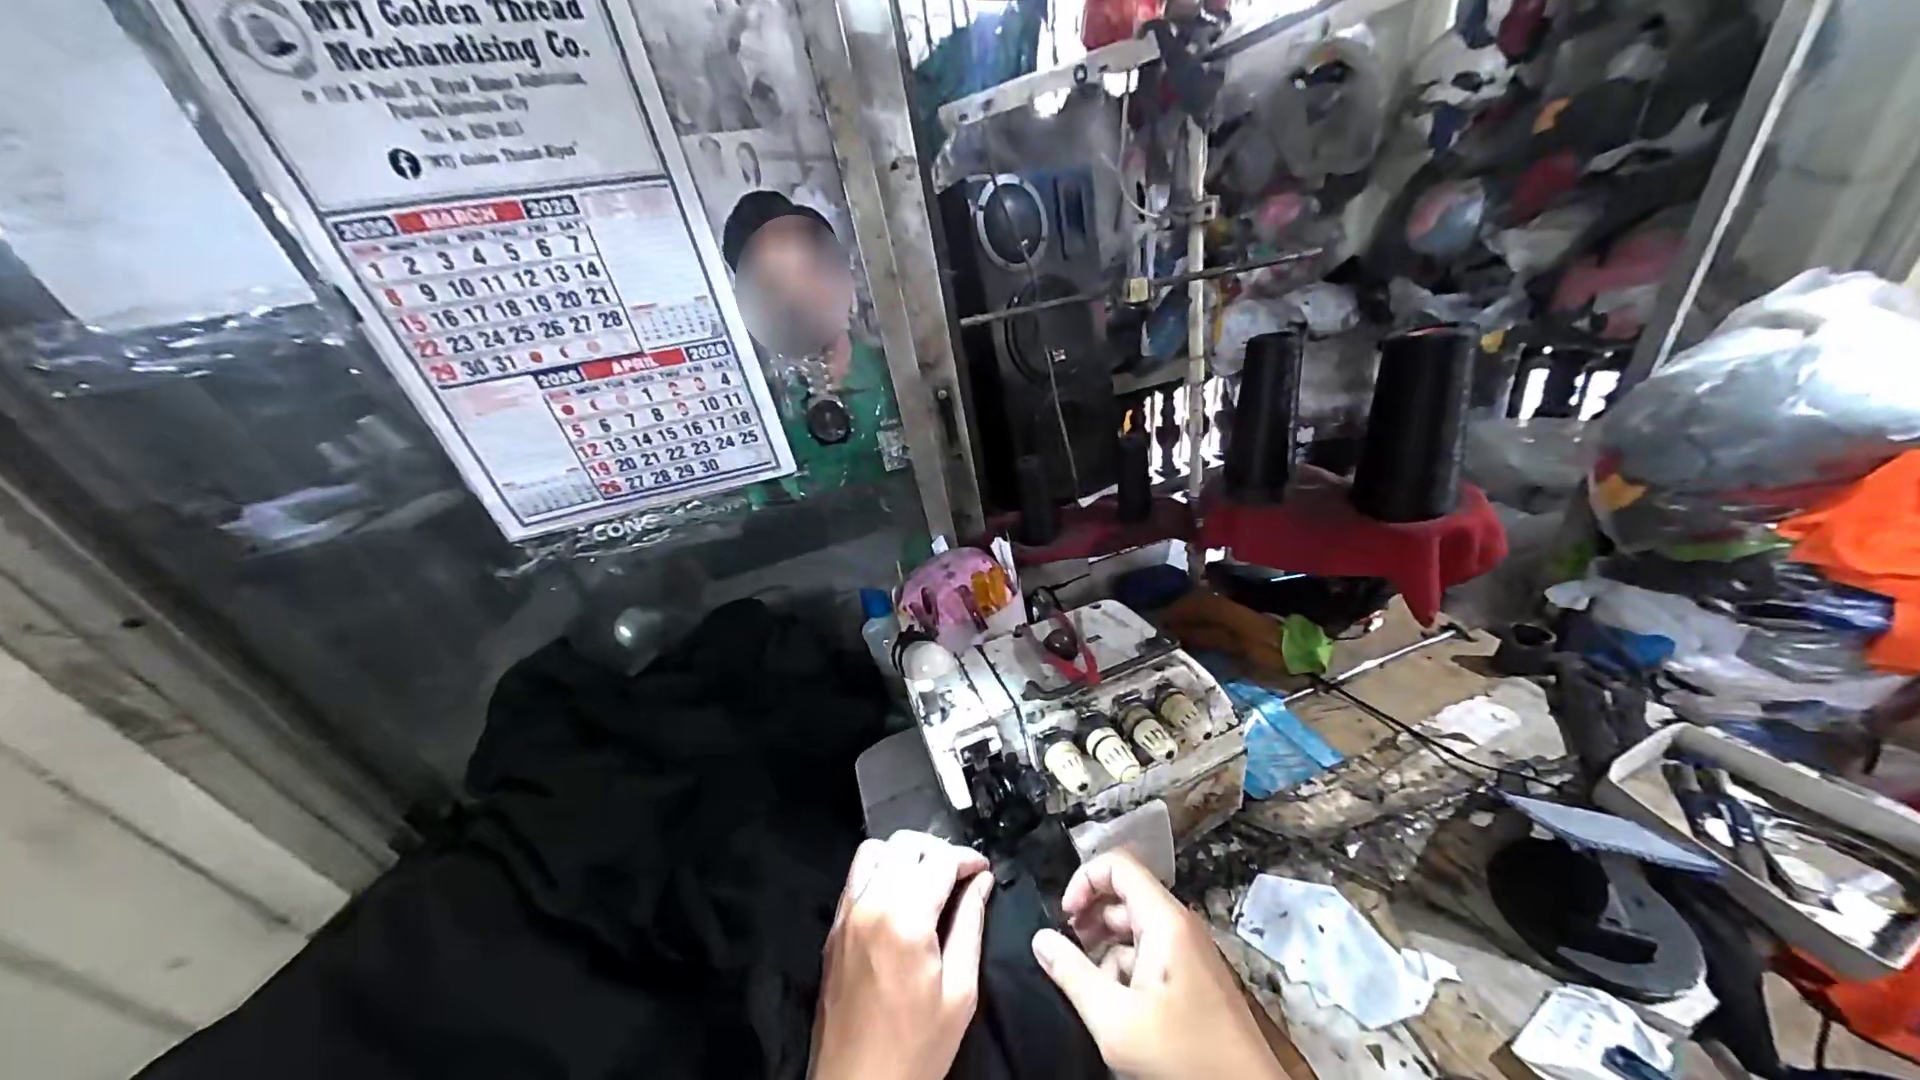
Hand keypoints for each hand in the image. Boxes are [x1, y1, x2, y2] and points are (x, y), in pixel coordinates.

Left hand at [810, 831, 993, 1079]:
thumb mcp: (959, 992)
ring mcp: (846, 914)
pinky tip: (899, 894)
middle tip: (960, 873)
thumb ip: (970, 925)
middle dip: (938, 849)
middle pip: (905, 844)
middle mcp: (870, 904)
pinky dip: (880, 868)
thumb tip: (982, 882)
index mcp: (904, 919)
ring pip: (875, 850)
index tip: (983, 869)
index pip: (939, 859)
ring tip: (929, 877)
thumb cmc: (914, 1049)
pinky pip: (856, 875)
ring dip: (905, 853)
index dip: (967, 857)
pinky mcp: (833, 927)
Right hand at [1031, 851, 1287, 1079]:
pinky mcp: (1192, 975)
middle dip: (1090, 915)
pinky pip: (1149, 951)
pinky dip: (1125, 965)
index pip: (1118, 865)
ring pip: (1134, 926)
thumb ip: (1072, 974)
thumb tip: (1041, 939)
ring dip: (1104, 944)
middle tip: (1067, 948)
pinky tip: (1115, 1002)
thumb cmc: (1185, 1058)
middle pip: (1124, 894)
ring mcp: (1188, 950)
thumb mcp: (1115, 1020)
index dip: (1084, 880)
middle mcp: (1179, 925)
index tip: (1065, 916)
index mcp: (1165, 920)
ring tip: (1087, 979)